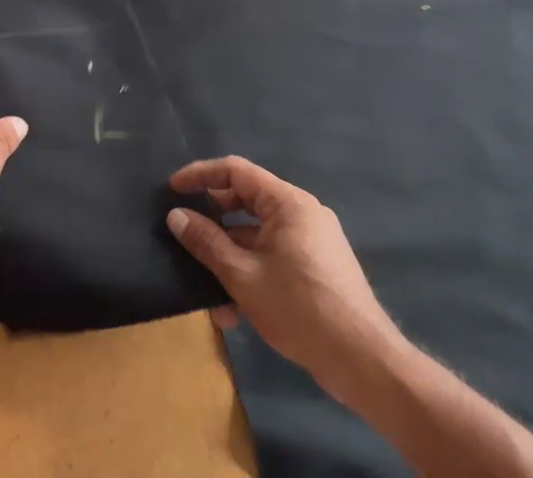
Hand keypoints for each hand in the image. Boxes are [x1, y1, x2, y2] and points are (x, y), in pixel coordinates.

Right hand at [167, 156, 403, 391]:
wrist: (362, 360)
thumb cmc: (299, 308)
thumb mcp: (242, 275)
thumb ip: (206, 242)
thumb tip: (176, 216)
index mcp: (289, 204)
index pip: (236, 171)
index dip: (200, 175)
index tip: (171, 189)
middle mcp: (302, 214)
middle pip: (245, 201)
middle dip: (212, 221)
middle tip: (182, 233)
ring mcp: (311, 241)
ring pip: (256, 236)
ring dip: (228, 257)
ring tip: (204, 288)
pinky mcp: (315, 267)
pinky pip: (272, 257)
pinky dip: (249, 273)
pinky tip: (233, 311)